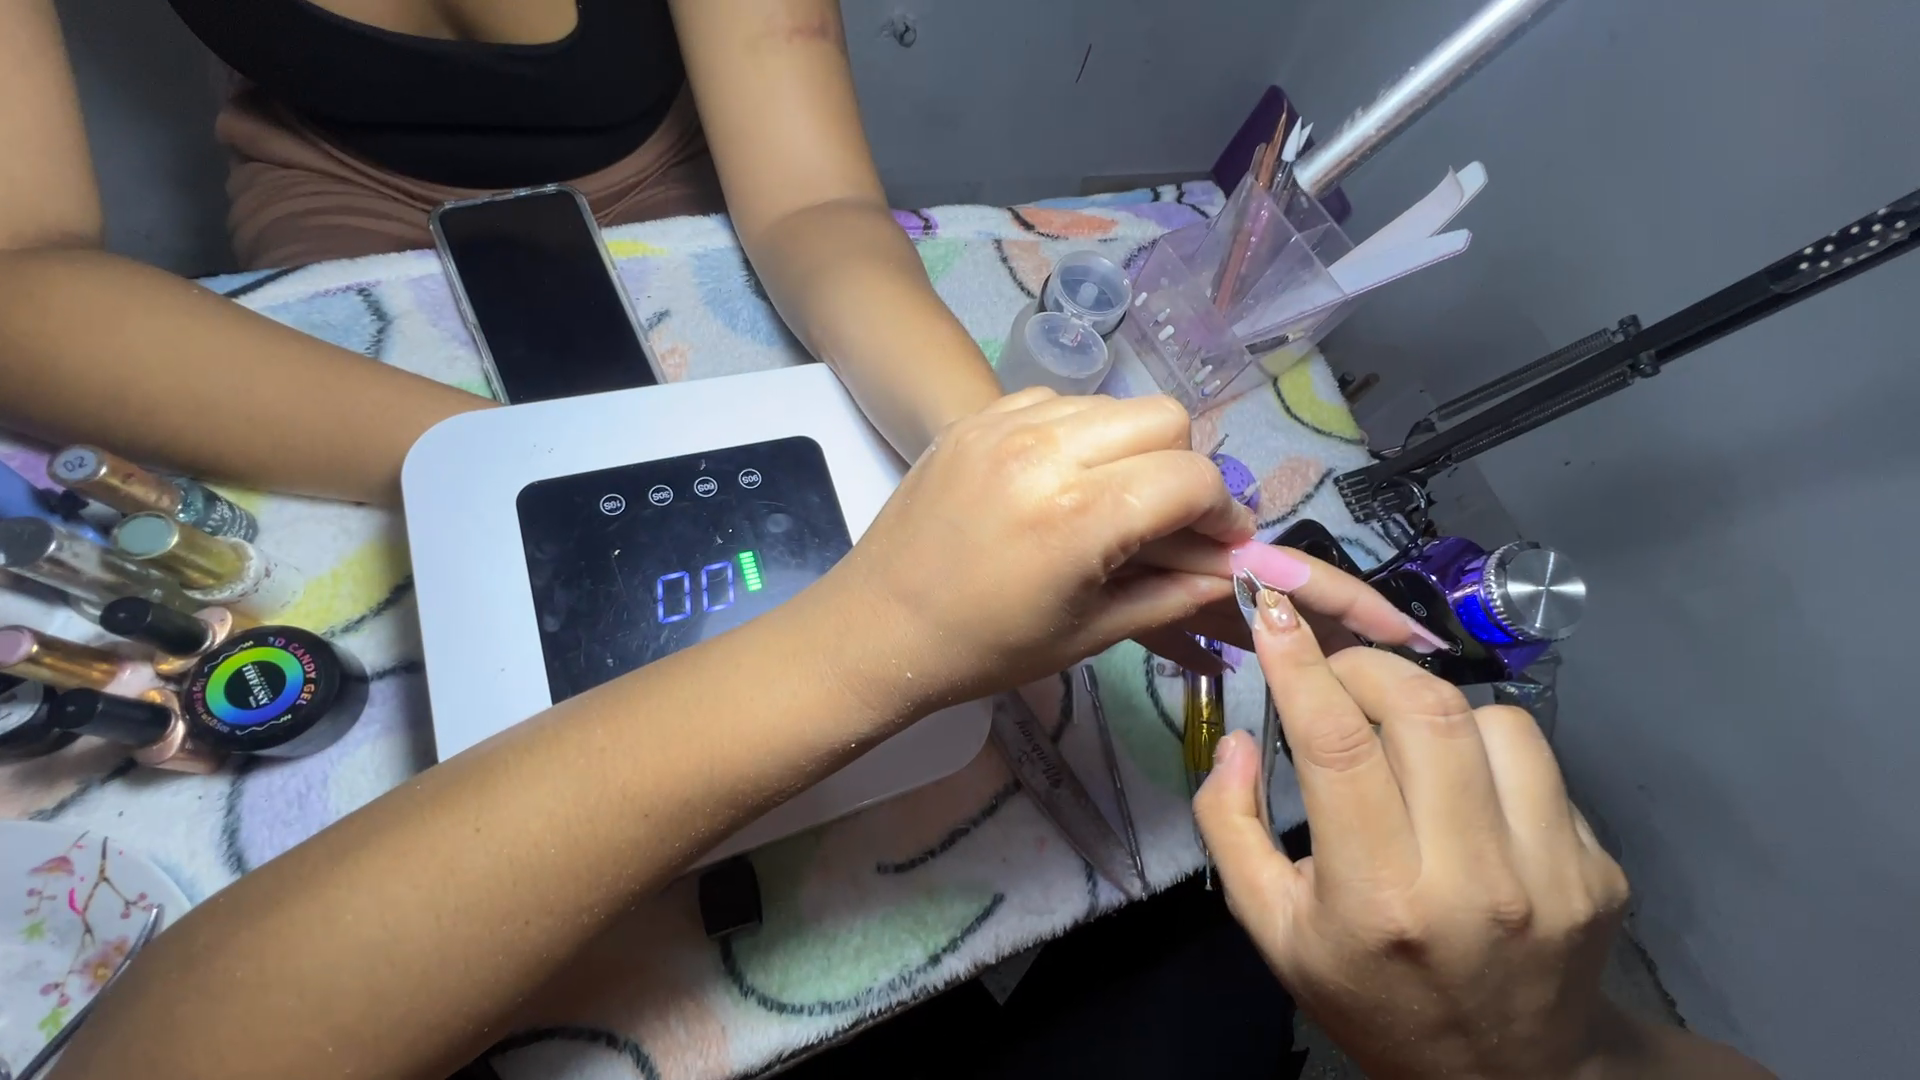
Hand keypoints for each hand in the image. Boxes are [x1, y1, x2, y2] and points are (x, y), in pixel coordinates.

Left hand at [819, 388, 1254, 710]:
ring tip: (1110, 499)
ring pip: (1112, 403)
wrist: (878, 627)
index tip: (1219, 544)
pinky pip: (1057, 403)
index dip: (1223, 512)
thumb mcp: (1089, 633)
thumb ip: (1172, 594)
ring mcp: (1003, 424)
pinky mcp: (975, 418)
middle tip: (1165, 520)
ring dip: (1131, 447)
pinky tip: (1058, 479)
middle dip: (1182, 468)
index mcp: (1078, 515)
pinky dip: (1078, 433)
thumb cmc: (984, 648)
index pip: (1192, 478)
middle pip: (1165, 418)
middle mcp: (1045, 450)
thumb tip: (1233, 571)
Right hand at [1196, 585, 1632, 1079]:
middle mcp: (1474, 880)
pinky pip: (1537, 758)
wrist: (1510, 1075)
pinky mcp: (1601, 869)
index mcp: (1377, 897)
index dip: (1300, 665)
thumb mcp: (1268, 926)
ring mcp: (1554, 874)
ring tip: (1399, 732)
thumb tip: (1239, 739)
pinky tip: (1459, 781)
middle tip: (1335, 672)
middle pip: (1424, 711)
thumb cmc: (1365, 991)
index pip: (1337, 745)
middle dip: (1365, 665)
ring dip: (1428, 702)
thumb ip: (1229, 825)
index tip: (1274, 614)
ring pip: (1491, 719)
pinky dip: (1482, 742)